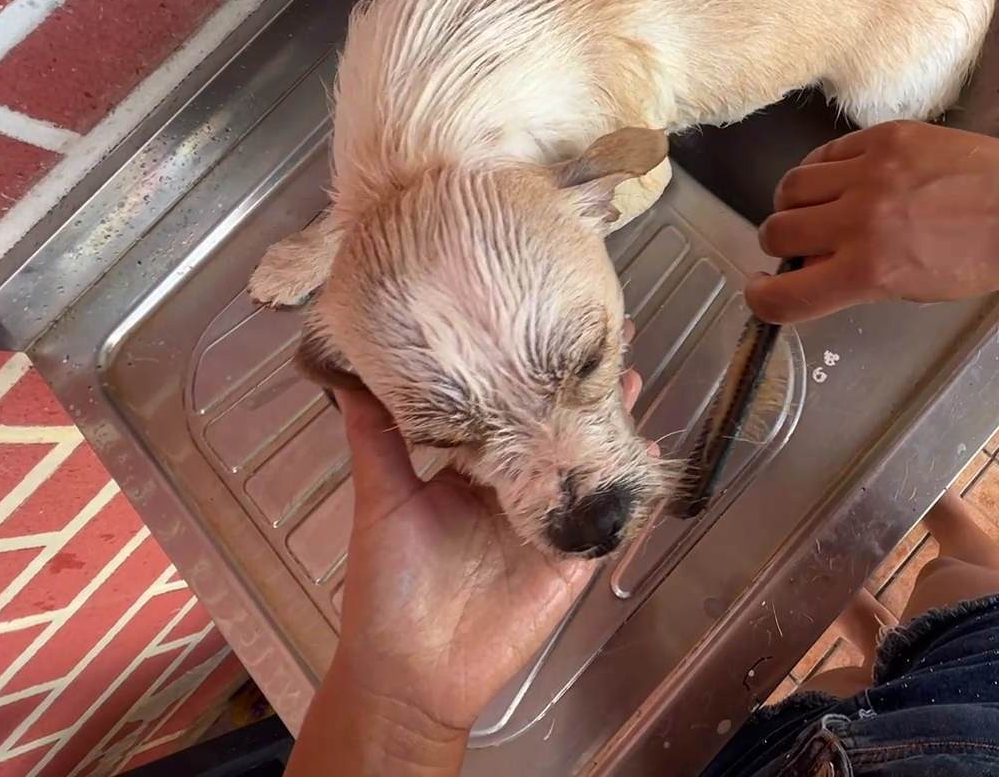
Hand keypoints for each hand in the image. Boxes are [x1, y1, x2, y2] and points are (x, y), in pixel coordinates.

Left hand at [320, 357, 644, 742]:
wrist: (410, 671)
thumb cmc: (391, 582)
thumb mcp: (382, 501)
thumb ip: (378, 440)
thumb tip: (351, 372)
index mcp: (480, 472)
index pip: (517, 410)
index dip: (538, 373)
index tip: (556, 327)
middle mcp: (522, 488)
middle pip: (562, 429)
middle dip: (587, 389)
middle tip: (614, 342)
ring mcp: (551, 520)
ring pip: (590, 463)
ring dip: (614, 426)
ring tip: (633, 383)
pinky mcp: (572, 555)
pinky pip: (607, 515)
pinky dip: (631, 486)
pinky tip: (647, 454)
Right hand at [747, 122, 998, 322]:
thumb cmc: (978, 264)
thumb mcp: (909, 291)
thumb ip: (851, 280)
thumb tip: (807, 264)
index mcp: (870, 274)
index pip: (784, 297)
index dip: (763, 300)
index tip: (764, 292)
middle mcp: (861, 220)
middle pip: (775, 231)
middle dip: (780, 246)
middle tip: (805, 245)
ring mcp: (871, 172)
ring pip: (790, 187)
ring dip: (795, 205)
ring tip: (822, 208)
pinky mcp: (885, 136)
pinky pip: (824, 154)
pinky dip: (824, 172)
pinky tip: (844, 180)